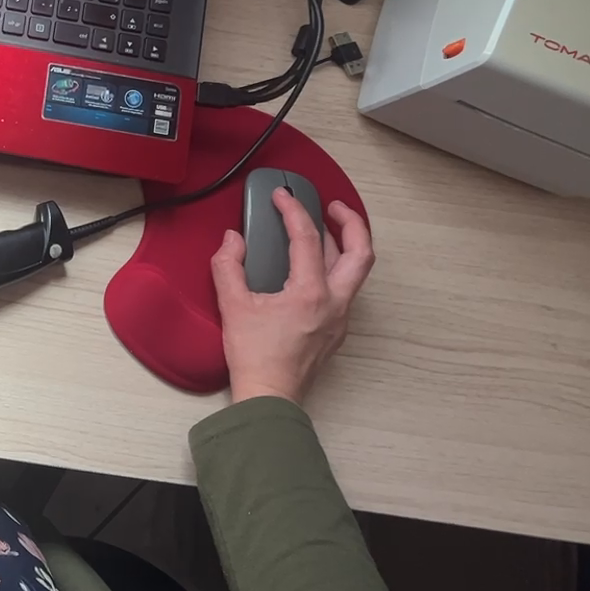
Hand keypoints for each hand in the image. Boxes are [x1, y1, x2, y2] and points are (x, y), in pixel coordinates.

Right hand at [210, 191, 374, 405]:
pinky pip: (346, 289)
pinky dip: (336, 267)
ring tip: (326, 230)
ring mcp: (340, 317)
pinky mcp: (336, 329)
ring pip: (357, 271)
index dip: (293, 211)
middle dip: (351, 223)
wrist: (271, 393)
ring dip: (345, 245)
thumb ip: (228, 266)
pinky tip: (314, 268)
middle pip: (361, 253)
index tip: (281, 197)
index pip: (307, 239)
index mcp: (310, 293)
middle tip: (333, 206)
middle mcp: (335, 302)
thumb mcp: (232, 305)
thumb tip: (232, 241)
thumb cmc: (254, 354)